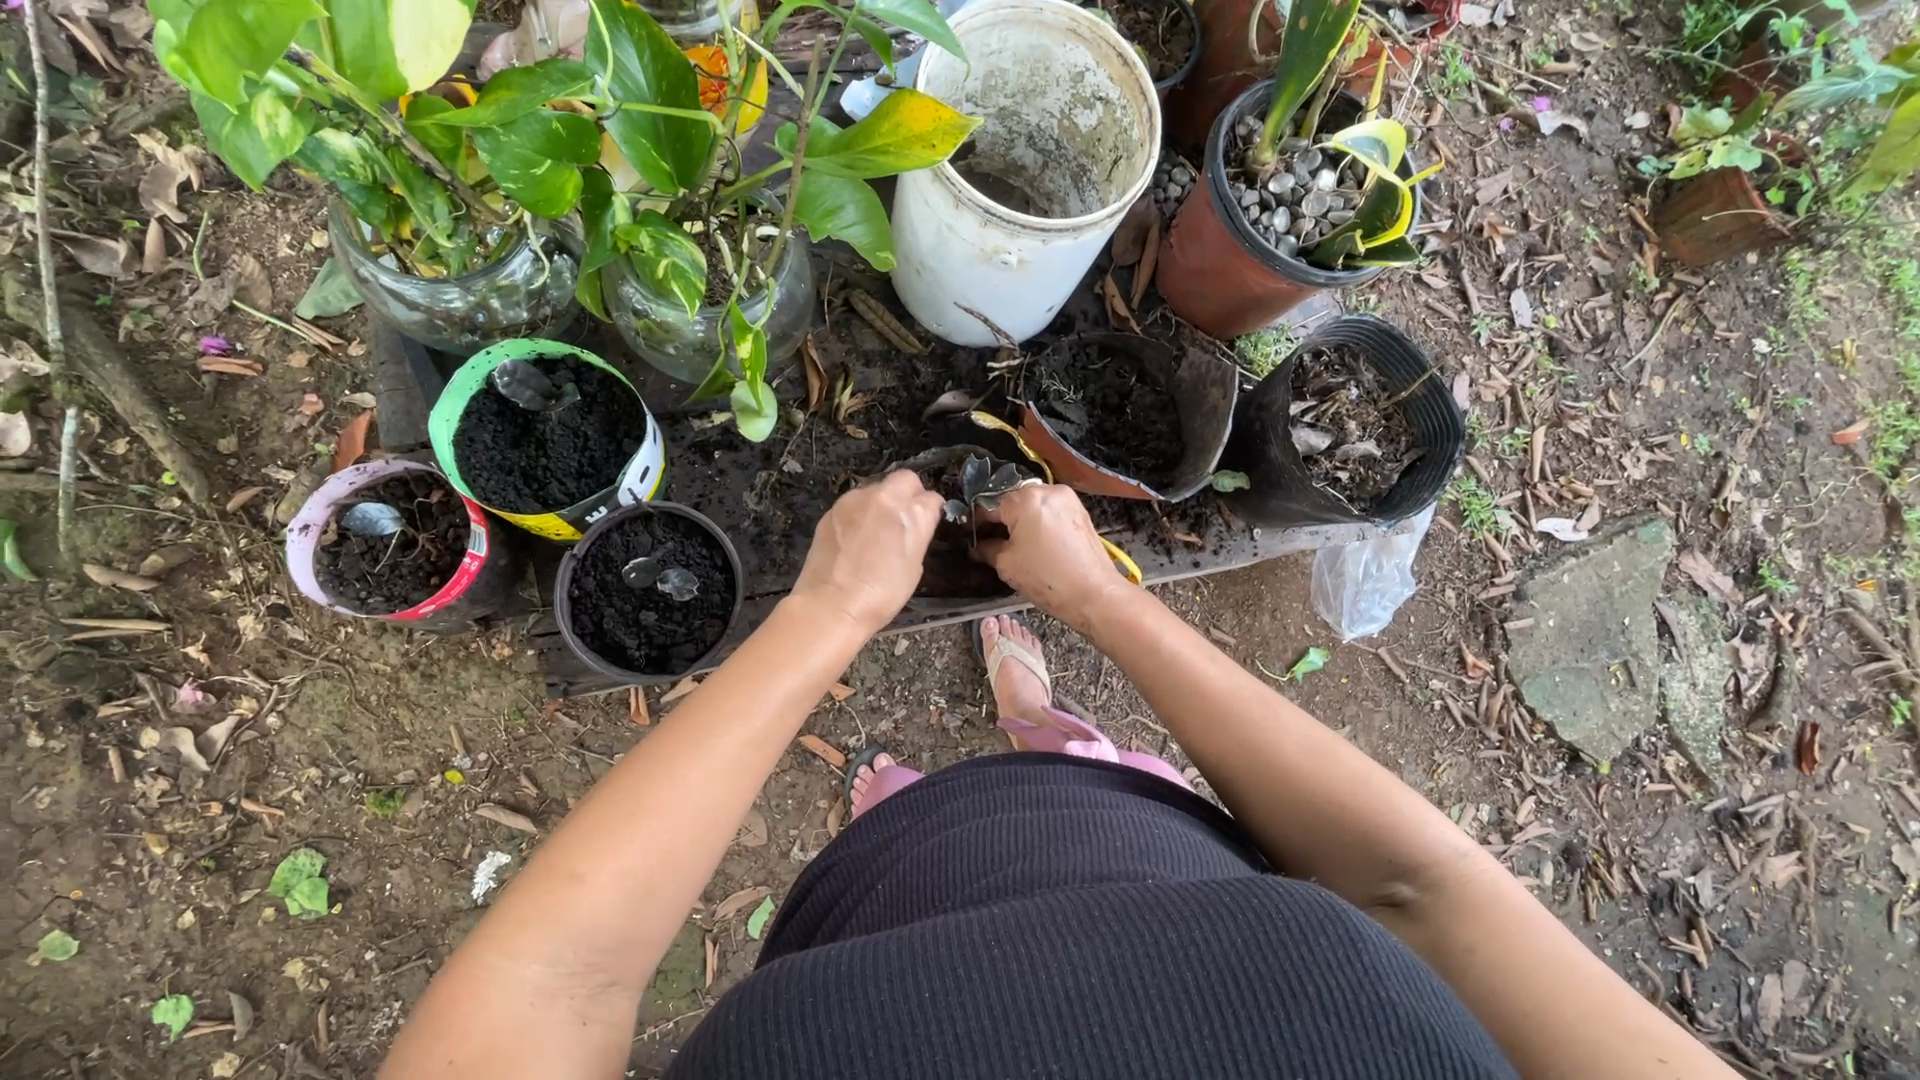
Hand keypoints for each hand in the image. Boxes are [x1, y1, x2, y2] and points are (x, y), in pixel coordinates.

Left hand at [790, 470, 943, 634]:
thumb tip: (920, 518)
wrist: (831, 605)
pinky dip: (860, 515)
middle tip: (903, 523)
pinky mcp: (831, 511)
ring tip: (876, 535)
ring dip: (882, 504)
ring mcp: (852, 501)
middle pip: (903, 480)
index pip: (930, 497)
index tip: (926, 525)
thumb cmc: (881, 593)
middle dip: (908, 495)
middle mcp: (881, 496)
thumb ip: (919, 531)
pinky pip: (854, 505)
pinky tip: (855, 541)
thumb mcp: (914, 565)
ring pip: (876, 490)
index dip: (931, 510)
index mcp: (908, 510)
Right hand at [975, 484, 1129, 631]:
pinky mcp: (1079, 512)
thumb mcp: (1007, 564)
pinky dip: (1039, 524)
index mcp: (1026, 499)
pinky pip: (1049, 512)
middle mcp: (1048, 491)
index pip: (989, 506)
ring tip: (1014, 548)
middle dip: (1001, 522)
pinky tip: (1034, 546)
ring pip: (1032, 507)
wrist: (1094, 594)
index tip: (971, 536)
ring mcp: (1067, 500)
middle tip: (990, 544)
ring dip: (1020, 523)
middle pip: (1012, 502)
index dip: (977, 523)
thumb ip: (987, 549)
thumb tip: (978, 546)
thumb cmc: (1050, 579)